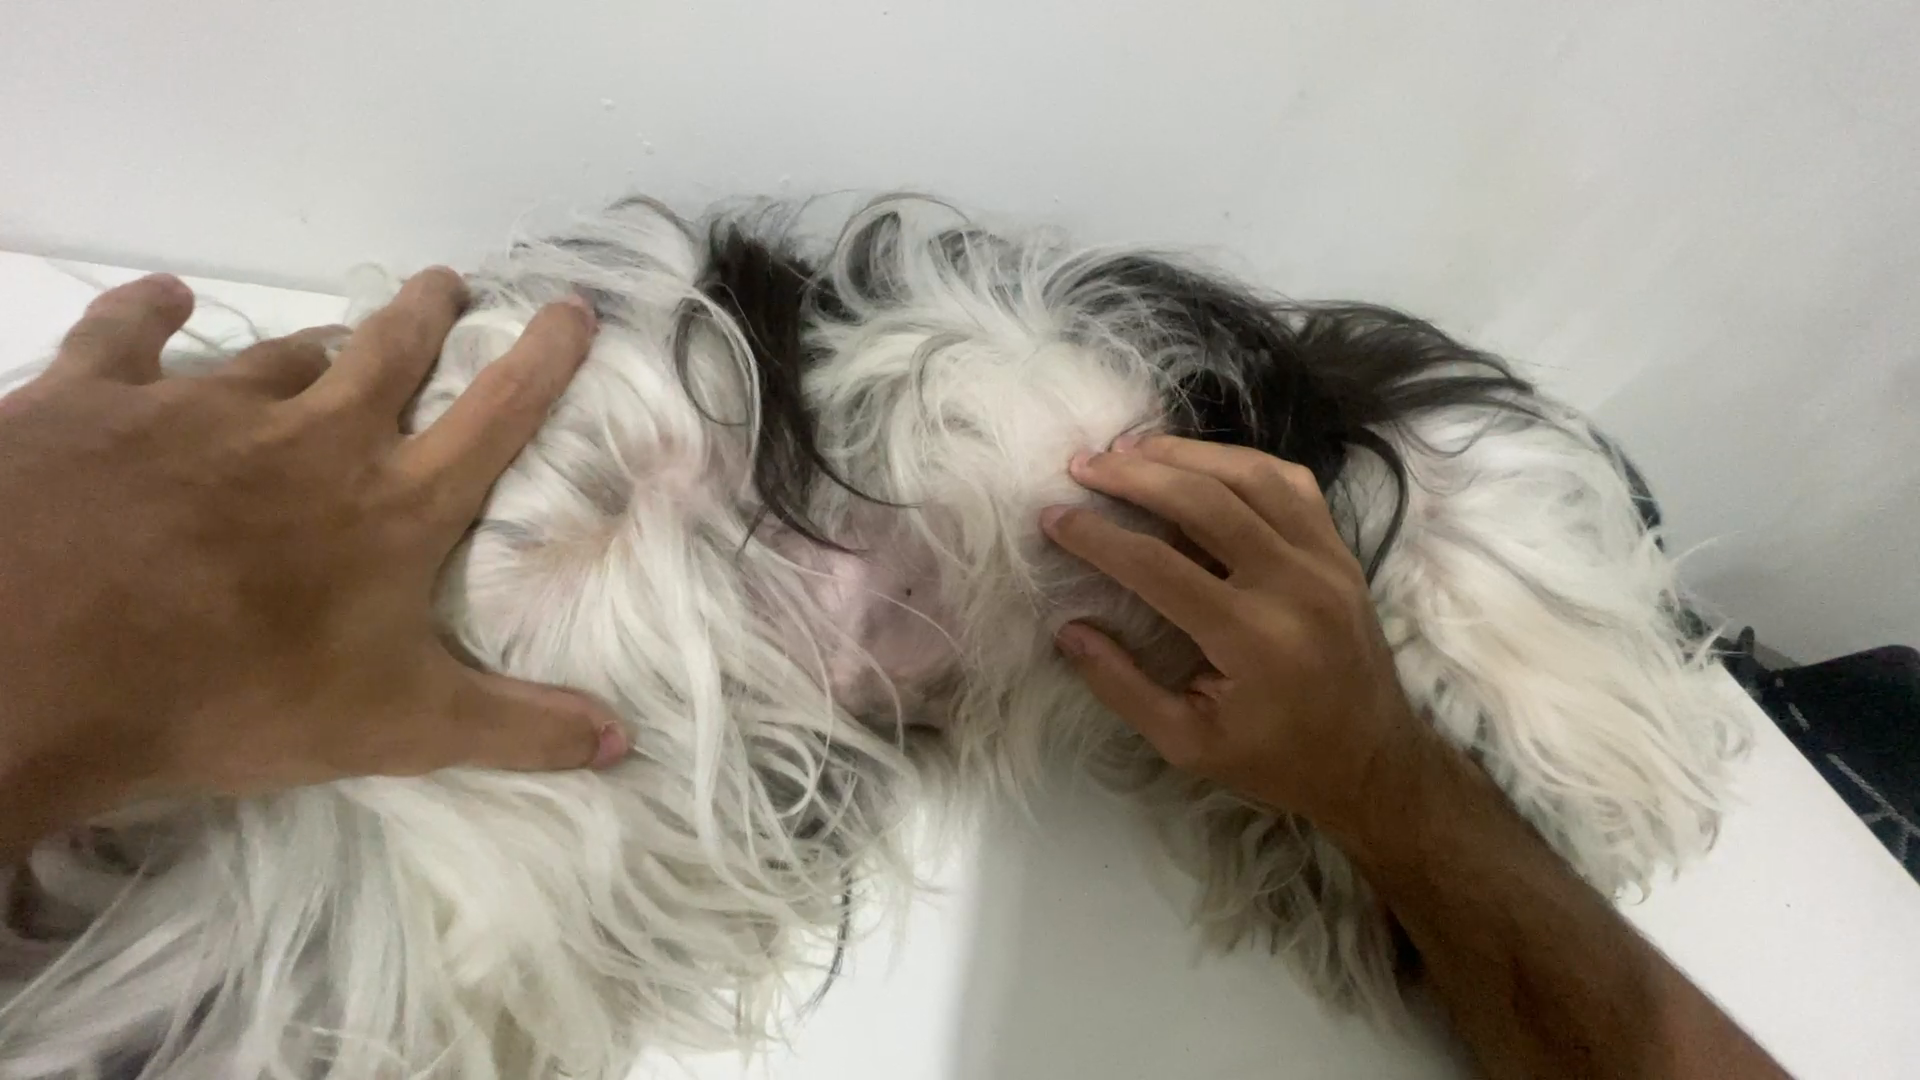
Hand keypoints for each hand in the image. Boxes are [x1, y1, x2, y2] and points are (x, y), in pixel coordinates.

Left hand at [0, 271, 626, 849]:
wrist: (0, 682)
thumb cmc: (228, 698)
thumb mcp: (400, 727)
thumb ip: (520, 729)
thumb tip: (626, 744)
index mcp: (397, 502)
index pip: (500, 411)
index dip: (546, 356)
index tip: (572, 307)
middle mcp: (315, 438)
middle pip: (391, 348)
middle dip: (428, 311)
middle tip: (448, 283)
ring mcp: (198, 412)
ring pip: (280, 351)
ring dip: (320, 343)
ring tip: (335, 343)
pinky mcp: (82, 405)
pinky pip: (125, 338)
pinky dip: (151, 317)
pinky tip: (168, 302)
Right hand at [1042, 435, 1427, 833]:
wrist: (1374, 763)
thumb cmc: (1274, 761)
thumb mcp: (1185, 744)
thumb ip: (1121, 686)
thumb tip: (1068, 630)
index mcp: (1251, 638)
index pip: (1156, 565)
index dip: (1096, 536)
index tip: (1053, 517)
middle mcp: (1294, 584)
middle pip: (1203, 501)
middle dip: (1134, 475)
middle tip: (1083, 465)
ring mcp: (1326, 559)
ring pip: (1250, 476)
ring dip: (1184, 454)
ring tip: (1130, 449)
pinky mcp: (1340, 551)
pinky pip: (1290, 483)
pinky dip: (1240, 463)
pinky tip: (1200, 463)